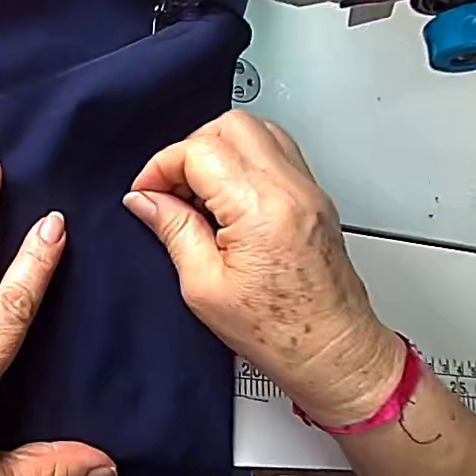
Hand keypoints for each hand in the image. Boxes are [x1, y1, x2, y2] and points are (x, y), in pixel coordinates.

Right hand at [122, 110, 404, 426]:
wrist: (330, 350)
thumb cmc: (276, 331)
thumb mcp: (202, 285)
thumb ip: (172, 229)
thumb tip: (144, 200)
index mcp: (261, 210)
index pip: (201, 150)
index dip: (161, 166)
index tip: (146, 193)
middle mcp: (291, 190)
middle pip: (231, 125)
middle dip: (187, 150)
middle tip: (167, 187)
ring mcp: (308, 190)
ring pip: (254, 130)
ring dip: (213, 151)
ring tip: (192, 193)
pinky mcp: (313, 198)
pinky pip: (272, 152)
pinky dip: (236, 161)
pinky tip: (218, 198)